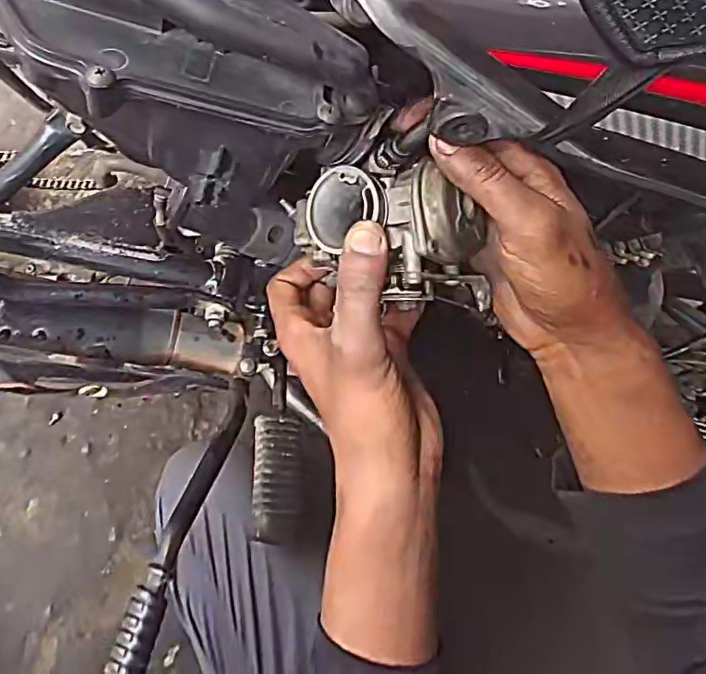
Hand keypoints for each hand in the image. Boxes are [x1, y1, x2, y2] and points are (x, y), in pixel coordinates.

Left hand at [267, 221, 442, 666]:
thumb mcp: (358, 343)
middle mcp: (328, 334)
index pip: (286, 282)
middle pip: (330, 281)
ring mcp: (358, 341)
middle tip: (374, 238)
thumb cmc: (361, 427)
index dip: (305, 258)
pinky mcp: (389, 350)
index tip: (334, 239)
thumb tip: (363, 239)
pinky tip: (419, 285)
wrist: (398, 468)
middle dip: (350, 259)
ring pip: (363, 293)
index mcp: (303, 332)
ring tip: (398, 254)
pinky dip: (405, 295)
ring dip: (379, 274)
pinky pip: (394, 310)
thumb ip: (360, 287)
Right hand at [428, 137, 640, 359]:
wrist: (570, 336)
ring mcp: (493, 218)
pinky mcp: (479, 244)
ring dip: (430, 192)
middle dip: (433, 160)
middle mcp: (511, 191)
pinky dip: (432, 223)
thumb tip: (448, 146)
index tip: (419, 133)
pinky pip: (448, 225)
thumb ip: (487, 179)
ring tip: (410, 192)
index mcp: (530, 173)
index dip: (450, 130)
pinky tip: (423, 224)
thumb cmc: (572, 280)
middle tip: (405, 163)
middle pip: (462, 161)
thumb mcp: (528, 220)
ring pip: (452, 192)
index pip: (482, 136)